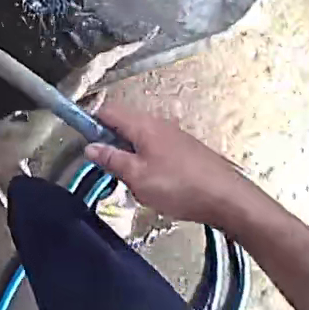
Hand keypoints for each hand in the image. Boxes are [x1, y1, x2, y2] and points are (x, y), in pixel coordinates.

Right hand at [83, 106, 267, 227]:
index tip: (81, 140)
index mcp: (142, 124)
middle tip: (106, 168)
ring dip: (128, 152)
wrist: (227, 198)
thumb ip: (112, 160)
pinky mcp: (184, 148)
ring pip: (139, 136)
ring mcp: (172, 134)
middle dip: (109, 141)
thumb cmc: (179, 186)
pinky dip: (145, 159)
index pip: (108, 111)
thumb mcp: (138, 177)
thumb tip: (89, 146)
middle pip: (123, 122)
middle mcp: (156, 122)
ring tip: (130, 180)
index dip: (90, 121)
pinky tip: (152, 182)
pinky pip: (154, 146)